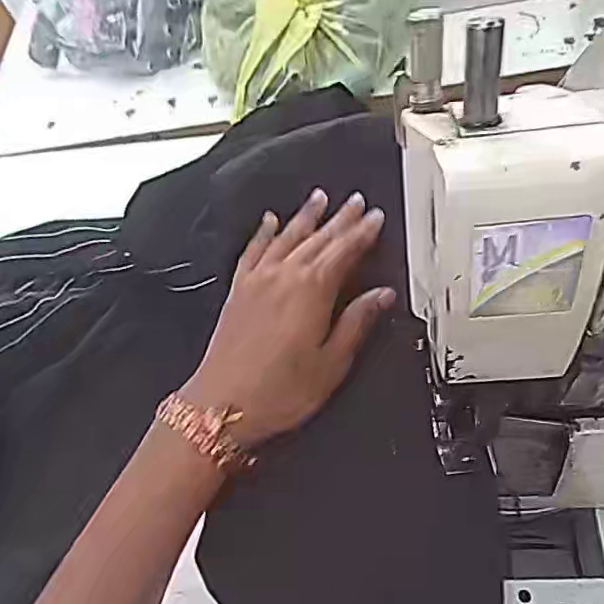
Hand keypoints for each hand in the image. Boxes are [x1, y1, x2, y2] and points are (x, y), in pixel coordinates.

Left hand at [180, 189, 393, 448]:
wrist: (223, 405)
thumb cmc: (277, 391)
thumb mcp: (332, 363)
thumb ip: (356, 323)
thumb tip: (380, 297)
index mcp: (312, 293)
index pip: (345, 252)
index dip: (362, 234)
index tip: (375, 219)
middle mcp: (283, 278)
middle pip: (318, 238)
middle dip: (340, 219)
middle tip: (356, 202)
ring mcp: (257, 282)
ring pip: (287, 237)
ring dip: (306, 216)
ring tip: (320, 198)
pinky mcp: (239, 292)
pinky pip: (253, 250)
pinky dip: (264, 232)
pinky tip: (269, 222)